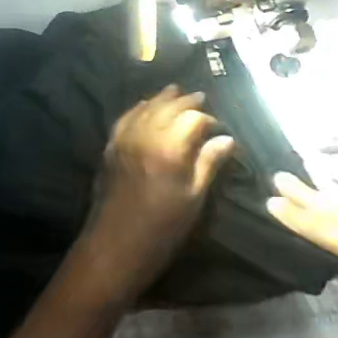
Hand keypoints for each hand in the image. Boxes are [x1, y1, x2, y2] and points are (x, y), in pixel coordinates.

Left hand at [80, 86, 236, 297]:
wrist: (115, 246)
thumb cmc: (162, 229)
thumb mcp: (194, 200)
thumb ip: (208, 164)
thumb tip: (226, 139)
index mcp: (169, 149)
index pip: (191, 119)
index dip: (207, 119)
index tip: (218, 127)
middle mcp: (145, 136)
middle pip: (166, 107)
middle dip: (185, 101)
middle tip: (200, 97)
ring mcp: (125, 139)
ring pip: (145, 108)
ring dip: (161, 99)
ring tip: (176, 92)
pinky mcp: (111, 146)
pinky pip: (126, 118)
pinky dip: (138, 108)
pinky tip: (145, 106)